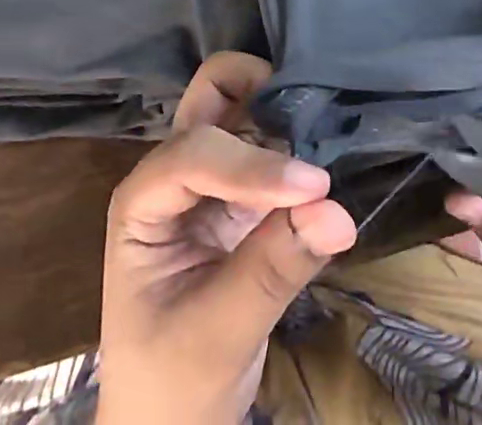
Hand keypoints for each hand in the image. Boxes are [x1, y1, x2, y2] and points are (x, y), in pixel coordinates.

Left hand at [96, 52, 356, 424]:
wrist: (172, 421)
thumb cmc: (173, 382)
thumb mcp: (218, 335)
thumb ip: (274, 269)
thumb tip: (338, 214)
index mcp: (143, 203)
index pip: (193, 155)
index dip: (252, 165)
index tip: (314, 186)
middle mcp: (175, 174)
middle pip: (211, 95)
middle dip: (258, 89)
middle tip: (312, 111)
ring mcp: (212, 180)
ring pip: (243, 107)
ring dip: (284, 109)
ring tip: (328, 130)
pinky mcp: (246, 196)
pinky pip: (274, 146)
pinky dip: (300, 140)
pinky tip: (329, 154)